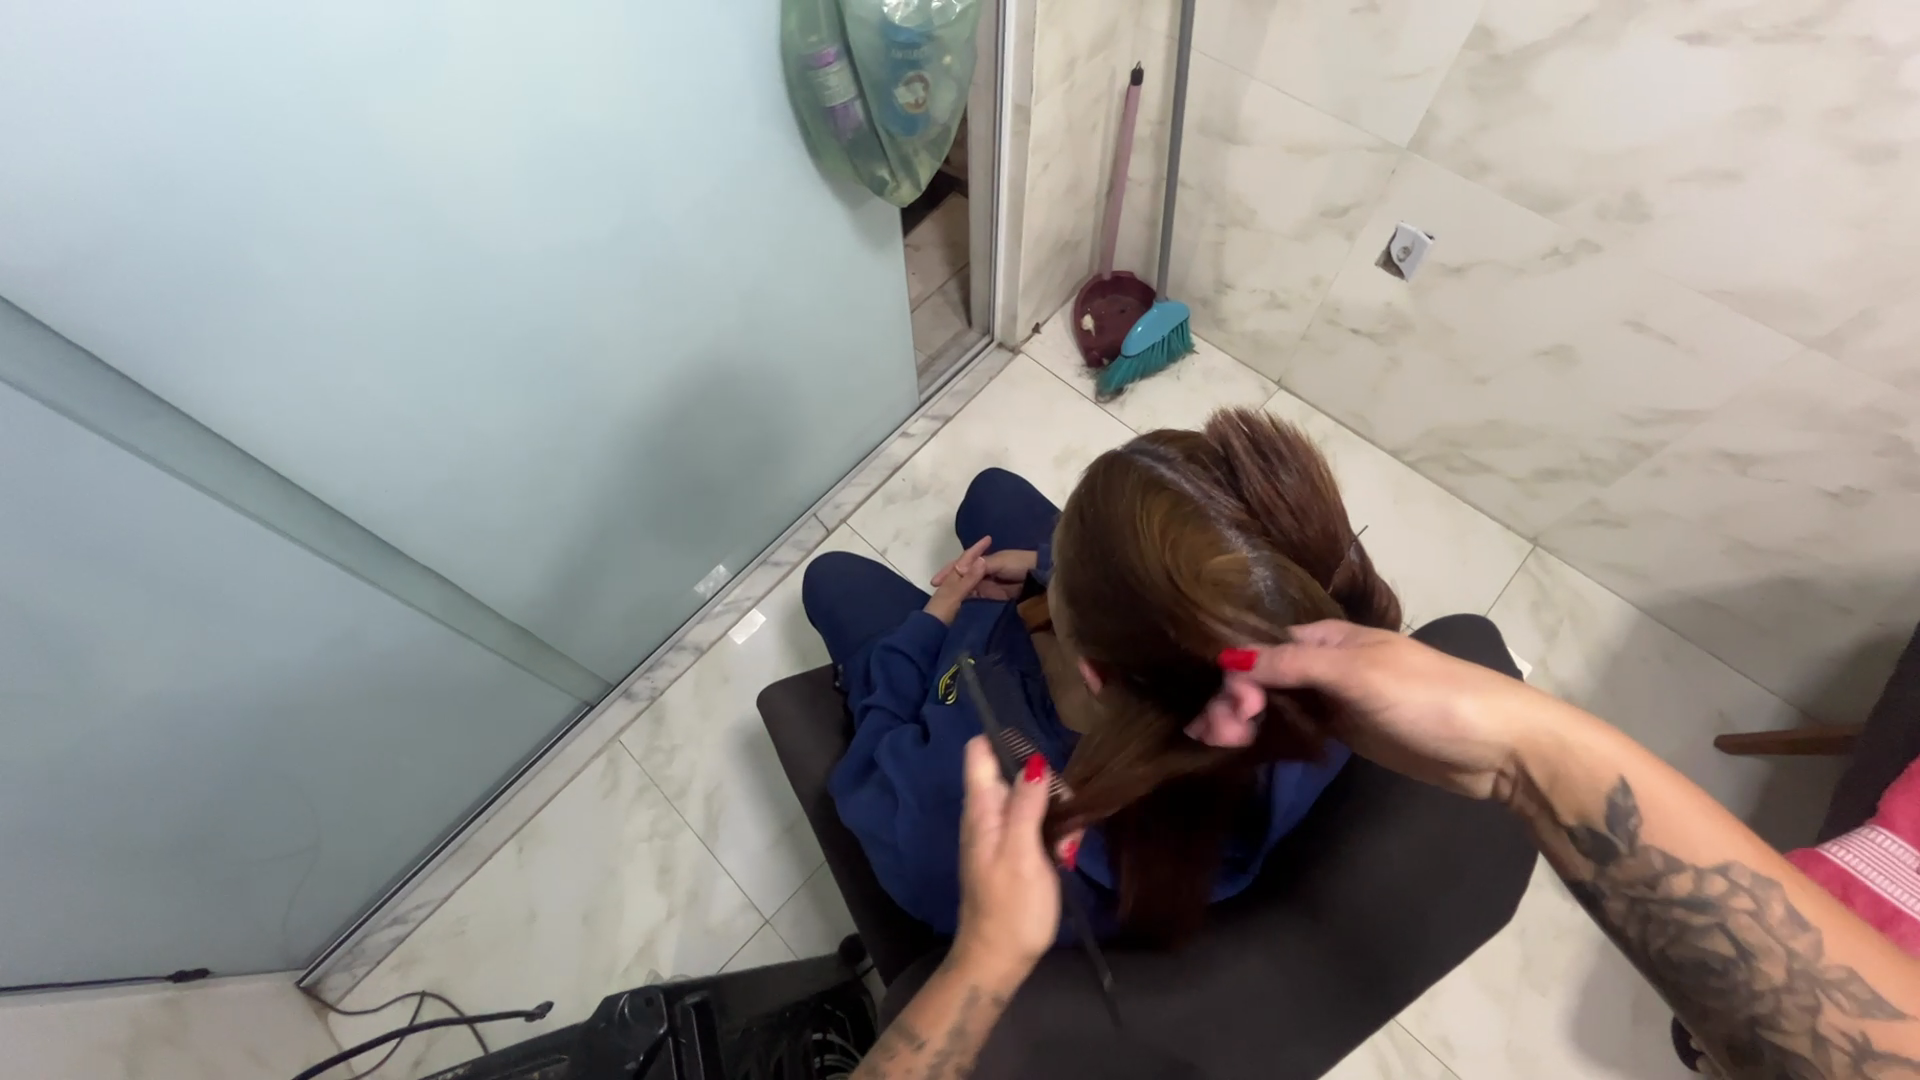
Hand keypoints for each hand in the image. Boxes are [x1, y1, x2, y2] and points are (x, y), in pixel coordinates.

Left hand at [924, 538, 990, 624]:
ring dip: (977, 571)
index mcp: (952, 577)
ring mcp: (954, 593)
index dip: (977, 548)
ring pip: (968, 577)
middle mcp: (953, 582)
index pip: (966, 559)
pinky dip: (976, 584)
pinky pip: (970, 589)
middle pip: (966, 566)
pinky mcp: (957, 604)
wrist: (929, 633)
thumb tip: (982, 559)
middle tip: (990, 550)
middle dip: (977, 558)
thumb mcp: (957, 594)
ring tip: (990, 567)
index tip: (989, 538)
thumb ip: (969, 578)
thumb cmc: (942, 611)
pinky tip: (983, 588)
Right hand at [932, 540, 1036, 601]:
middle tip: (938, 601)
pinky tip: (961, 612)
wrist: (1041, 576)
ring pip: (969, 593)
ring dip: (959, 598)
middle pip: (962, 582)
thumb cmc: (1020, 564)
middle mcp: (983, 575)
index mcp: (983, 563)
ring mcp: (990, 588)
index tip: (934, 583)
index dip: (948, 573)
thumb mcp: (999, 561)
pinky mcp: (996, 599)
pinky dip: (971, 606)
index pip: (960, 567)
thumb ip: (982, 566)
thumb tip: (961, 569)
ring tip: (946, 608)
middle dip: (951, 589)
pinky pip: (980, 602)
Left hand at [950, 736, 1060, 985]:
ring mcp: (1000, 831)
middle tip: (1063, 817)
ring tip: (1066, 845)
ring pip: (1031, 798)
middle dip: (1045, 785)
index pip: (979, 752)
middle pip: (1014, 772)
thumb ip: (1027, 805)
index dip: (1005, 741)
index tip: (1039, 755)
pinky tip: (1064, 855)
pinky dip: (1053, 833)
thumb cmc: (1011, 907)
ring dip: (1055, 813)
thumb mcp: (1022, 853)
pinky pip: (1036, 824)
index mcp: (982, 807)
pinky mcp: (1015, 849)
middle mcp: (987, 813)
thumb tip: (1034, 761)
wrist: (999, 959)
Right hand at [1222, 620, 1566, 802]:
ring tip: (1220, 742)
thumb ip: (1290, 665)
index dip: (1237, 675)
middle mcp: (1322, 663)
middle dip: (1232, 702)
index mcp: (1325, 637)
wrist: (1499, 747)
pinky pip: (1295, 726)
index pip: (1262, 650)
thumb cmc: (1427, 696)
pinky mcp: (1345, 731)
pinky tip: (1244, 745)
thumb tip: (1226, 659)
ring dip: (1243, 719)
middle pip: (1261, 677)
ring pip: (1273, 703)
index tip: (1231, 710)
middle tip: (1214, 735)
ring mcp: (1333, 699)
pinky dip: (1268, 733)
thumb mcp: (1355, 673)